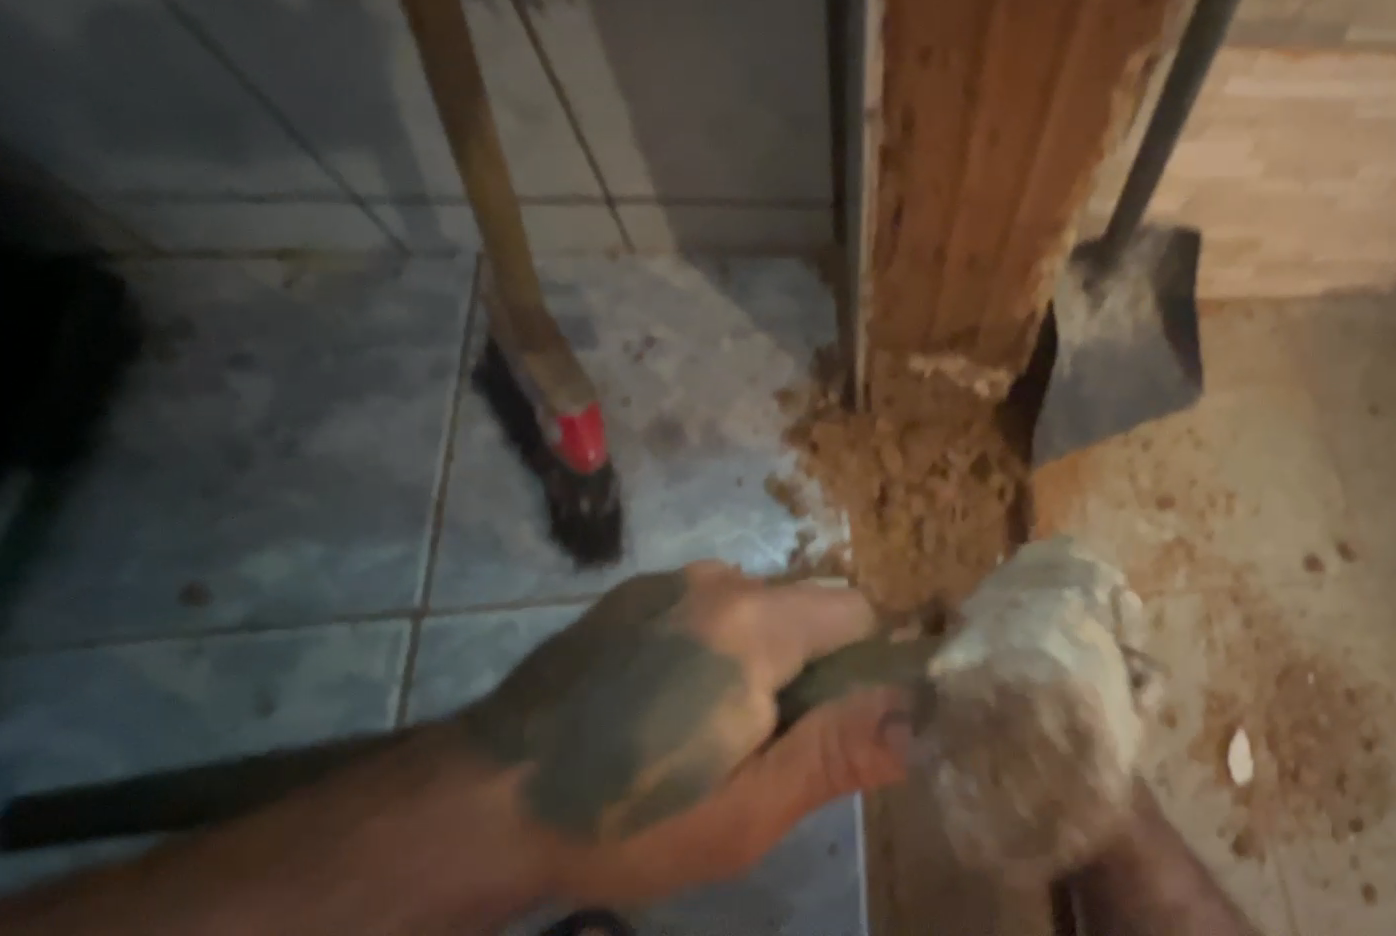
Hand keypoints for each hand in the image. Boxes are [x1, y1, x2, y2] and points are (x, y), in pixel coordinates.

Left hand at [459, 561, 911, 903]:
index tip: (822, 729)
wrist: (478, 801)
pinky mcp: (628, 594)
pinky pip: (706, 609)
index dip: (859, 671)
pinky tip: (657, 704)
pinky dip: (709, 646)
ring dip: (755, 659)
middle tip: (754, 744)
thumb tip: (918, 715)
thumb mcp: (746, 809)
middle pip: (804, 611)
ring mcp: (665, 580)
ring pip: (756, 609)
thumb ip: (840, 752)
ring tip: (701, 728)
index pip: (857, 613)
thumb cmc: (625, 816)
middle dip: (803, 670)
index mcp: (753, 622)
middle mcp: (715, 579)